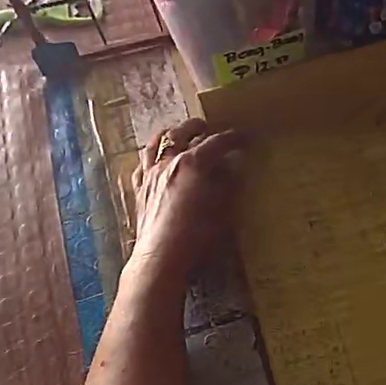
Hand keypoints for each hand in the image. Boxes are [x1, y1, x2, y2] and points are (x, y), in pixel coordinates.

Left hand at [128, 119, 244, 283]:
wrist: (161, 257)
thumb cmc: (196, 237)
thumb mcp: (222, 210)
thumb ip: (227, 184)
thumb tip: (231, 167)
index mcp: (193, 164)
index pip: (217, 142)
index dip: (234, 138)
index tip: (245, 137)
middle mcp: (169, 162)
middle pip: (182, 132)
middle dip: (198, 127)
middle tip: (210, 129)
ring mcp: (150, 174)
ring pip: (156, 142)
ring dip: (170, 133)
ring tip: (178, 133)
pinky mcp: (139, 189)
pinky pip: (142, 164)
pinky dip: (151, 157)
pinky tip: (155, 160)